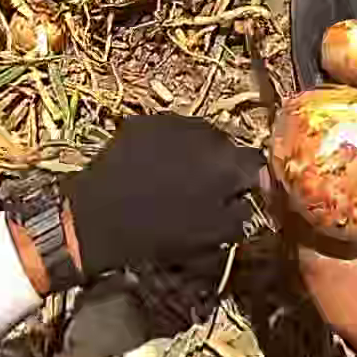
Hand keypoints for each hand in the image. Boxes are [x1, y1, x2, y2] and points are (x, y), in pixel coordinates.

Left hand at [64, 113, 262, 275]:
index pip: (256, 162)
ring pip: (198, 134)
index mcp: (227, 162)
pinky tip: (154, 164)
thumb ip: (240, 215)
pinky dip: (169, 144)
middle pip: (227, 144)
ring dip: (196, 150)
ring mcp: (174, 121)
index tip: (241, 191)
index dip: (251, 178)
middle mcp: (207, 132)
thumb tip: (248, 199)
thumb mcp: (211, 236)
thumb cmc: (161, 232)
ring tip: (178, 174)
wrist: (100, 215)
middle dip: (223, 162)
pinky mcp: (147, 119)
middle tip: (208, 185)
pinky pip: (169, 130)